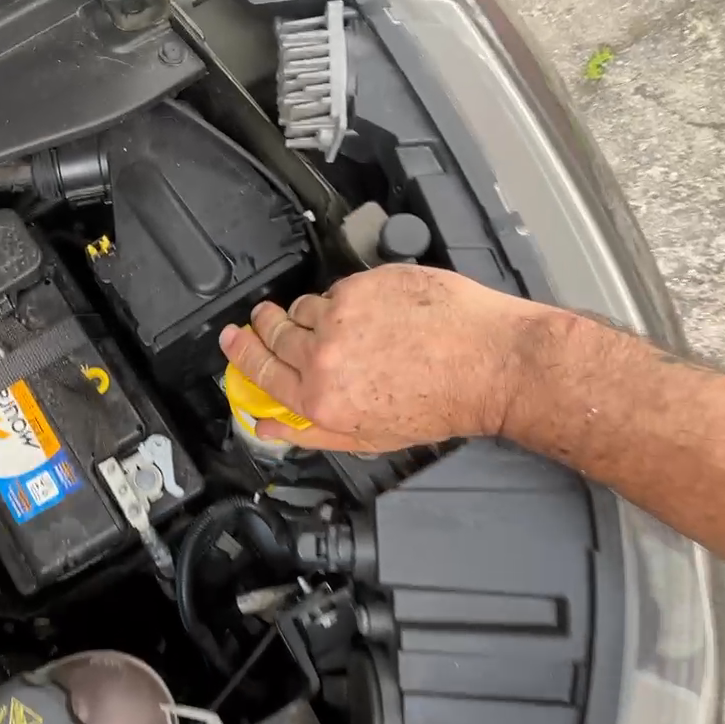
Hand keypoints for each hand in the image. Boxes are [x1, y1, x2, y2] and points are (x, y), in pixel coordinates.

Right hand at [218, 264, 552, 452]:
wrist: (493, 364)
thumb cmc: (440, 403)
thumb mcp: (366, 437)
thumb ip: (306, 432)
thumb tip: (265, 424)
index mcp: (318, 399)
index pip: (259, 370)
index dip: (240, 352)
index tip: (231, 339)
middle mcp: (322, 357)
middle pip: (271, 332)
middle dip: (264, 325)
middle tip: (266, 320)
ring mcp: (342, 317)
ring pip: (302, 307)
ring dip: (309, 314)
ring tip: (339, 324)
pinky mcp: (364, 286)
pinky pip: (337, 289)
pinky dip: (347, 299)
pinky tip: (373, 313)